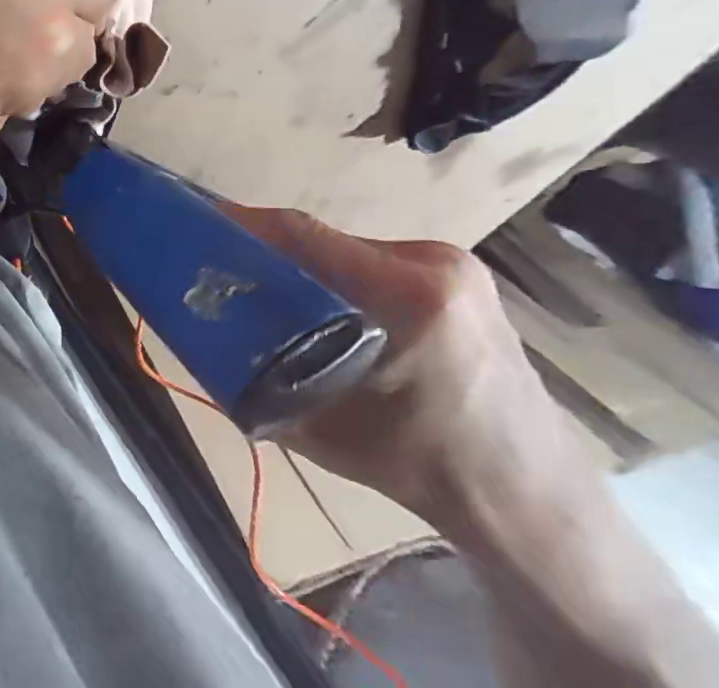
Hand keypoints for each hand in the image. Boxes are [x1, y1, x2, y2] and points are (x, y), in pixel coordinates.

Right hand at [222, 206, 567, 518]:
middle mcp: (435, 264)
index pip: (300, 235)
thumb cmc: (417, 464)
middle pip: (321, 240)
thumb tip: (197, 333)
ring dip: (300, 267)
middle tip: (220, 270)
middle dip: (264, 252)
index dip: (238, 224)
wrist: (527, 494)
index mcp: (407, 295)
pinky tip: (319, 308)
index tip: (191, 222)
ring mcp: (454, 267)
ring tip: (264, 293)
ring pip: (346, 251)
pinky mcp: (460, 279)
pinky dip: (335, 277)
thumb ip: (252, 370)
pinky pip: (374, 263)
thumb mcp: (314, 421)